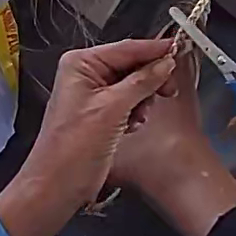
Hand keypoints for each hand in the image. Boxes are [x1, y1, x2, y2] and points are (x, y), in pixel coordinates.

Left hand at [0, 39, 177, 235]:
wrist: (56, 188)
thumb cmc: (71, 150)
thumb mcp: (111, 109)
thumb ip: (141, 82)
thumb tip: (164, 63)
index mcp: (81, 64)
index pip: (126, 48)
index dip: (154, 49)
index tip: (178, 47)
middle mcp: (86, 74)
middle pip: (132, 65)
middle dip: (151, 79)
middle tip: (169, 89)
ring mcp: (94, 93)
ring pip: (134, 84)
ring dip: (143, 99)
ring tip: (140, 116)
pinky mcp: (101, 113)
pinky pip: (129, 101)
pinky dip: (137, 111)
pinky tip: (133, 125)